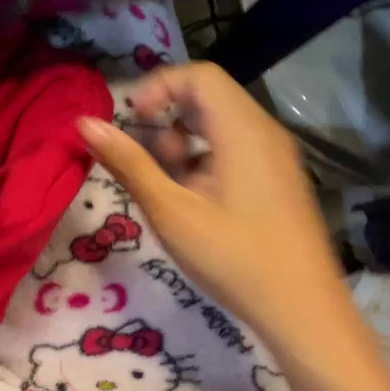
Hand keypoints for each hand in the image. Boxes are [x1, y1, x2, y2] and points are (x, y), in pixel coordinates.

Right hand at [76, 63, 347, 343]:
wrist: (306, 315)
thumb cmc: (234, 259)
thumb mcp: (170, 211)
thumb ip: (127, 162)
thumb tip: (83, 123)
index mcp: (242, 131)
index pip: (198, 75)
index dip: (158, 87)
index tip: (134, 123)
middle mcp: (264, 132)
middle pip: (208, 94)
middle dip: (167, 116)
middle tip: (148, 158)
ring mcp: (276, 155)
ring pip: (219, 121)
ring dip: (183, 139)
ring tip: (169, 184)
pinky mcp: (278, 177)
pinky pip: (234, 144)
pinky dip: (204, 155)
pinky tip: (195, 200)